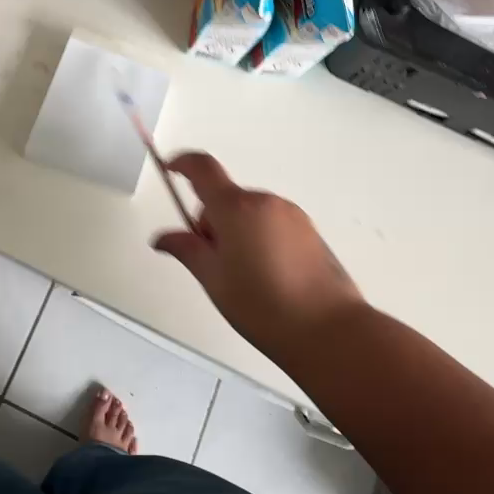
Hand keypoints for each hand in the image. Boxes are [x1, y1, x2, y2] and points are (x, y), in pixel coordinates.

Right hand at [153, 153, 367, 357]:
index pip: (203, 168)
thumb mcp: (214, 280)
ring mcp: (292, 215)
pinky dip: (261, 241)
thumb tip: (164, 237)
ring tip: (246, 281)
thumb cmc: (264, 306)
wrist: (329, 330)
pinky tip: (270, 280)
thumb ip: (186, 250)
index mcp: (236, 207)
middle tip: (214, 266)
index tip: (171, 169)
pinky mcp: (310, 231)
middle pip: (226, 199)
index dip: (182, 163)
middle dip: (213, 223)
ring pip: (250, 214)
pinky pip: (272, 225)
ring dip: (238, 234)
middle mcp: (265, 202)